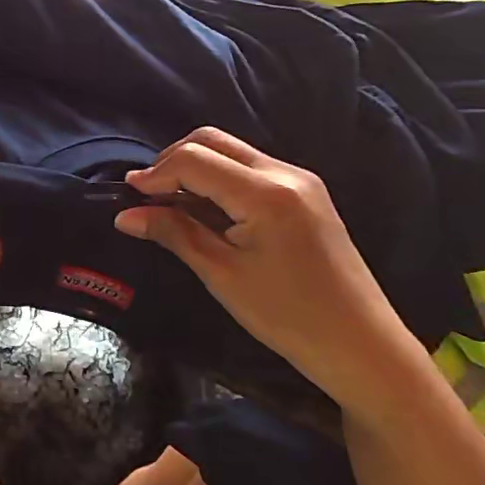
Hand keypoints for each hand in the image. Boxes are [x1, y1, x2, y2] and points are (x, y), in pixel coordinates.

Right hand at [112, 128, 429, 412]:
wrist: (359, 343)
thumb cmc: (286, 315)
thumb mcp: (221, 274)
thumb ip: (174, 233)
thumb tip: (125, 215)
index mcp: (265, 193)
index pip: (194, 160)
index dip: (155, 174)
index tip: (128, 196)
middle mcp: (285, 173)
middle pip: (212, 141)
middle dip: (172, 161)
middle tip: (146, 195)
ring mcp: (299, 180)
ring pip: (231, 151)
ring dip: (194, 168)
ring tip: (170, 204)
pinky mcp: (304, 193)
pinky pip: (249, 169)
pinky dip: (217, 178)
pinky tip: (204, 210)